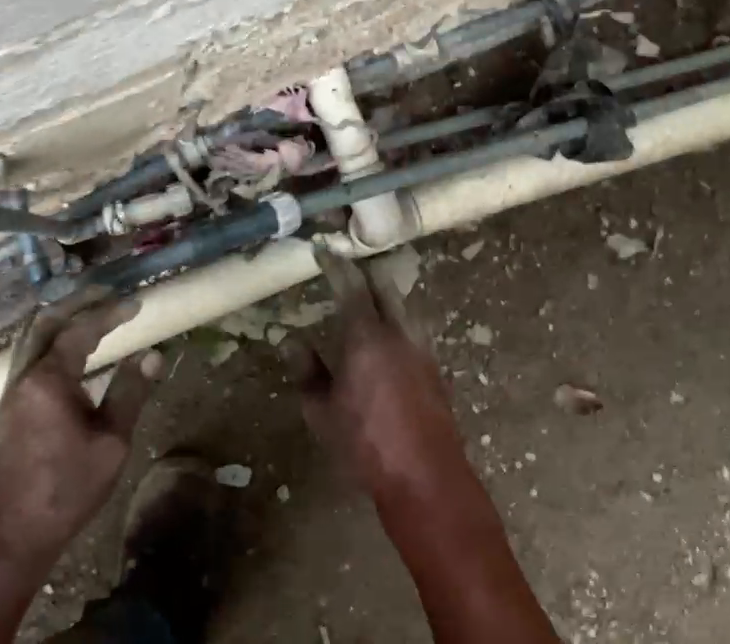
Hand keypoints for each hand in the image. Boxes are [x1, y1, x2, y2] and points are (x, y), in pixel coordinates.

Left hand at [0, 288, 163, 559]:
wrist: (15, 528)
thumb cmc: (68, 488)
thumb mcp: (112, 442)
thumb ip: (130, 392)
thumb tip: (151, 356)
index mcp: (49, 378)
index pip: (80, 330)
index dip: (109, 313)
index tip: (136, 304)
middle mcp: (25, 374)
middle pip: (48, 322)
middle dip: (79, 303)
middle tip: (109, 294)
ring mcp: (12, 388)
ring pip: (33, 336)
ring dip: (61, 318)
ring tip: (91, 312)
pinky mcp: (10, 404)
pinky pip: (29, 353)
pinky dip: (51, 338)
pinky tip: (69, 349)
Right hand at [280, 248, 466, 505]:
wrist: (427, 480)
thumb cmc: (364, 445)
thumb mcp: (321, 411)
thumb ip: (307, 371)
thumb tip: (293, 341)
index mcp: (366, 337)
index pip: (350, 285)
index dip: (334, 263)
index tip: (322, 249)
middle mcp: (399, 334)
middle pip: (386, 286)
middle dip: (365, 271)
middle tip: (345, 269)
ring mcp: (423, 351)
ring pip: (405, 306)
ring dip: (385, 296)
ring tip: (366, 300)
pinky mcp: (436, 370)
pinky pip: (414, 329)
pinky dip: (397, 320)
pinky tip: (386, 337)